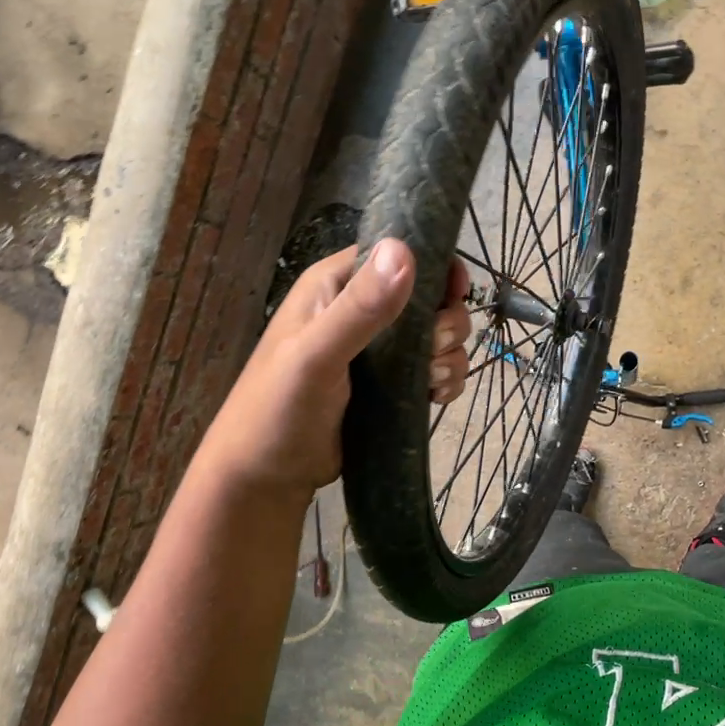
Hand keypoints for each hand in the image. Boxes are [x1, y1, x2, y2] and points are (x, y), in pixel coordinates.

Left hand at [198, 240, 471, 494]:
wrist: (268, 475)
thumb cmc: (278, 407)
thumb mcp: (317, 354)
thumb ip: (360, 307)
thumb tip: (403, 250)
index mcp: (336, 286)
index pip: (395, 255)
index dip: (433, 267)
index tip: (456, 292)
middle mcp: (362, 312)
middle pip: (430, 298)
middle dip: (447, 323)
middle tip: (435, 349)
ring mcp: (380, 352)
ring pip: (439, 338)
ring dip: (450, 357)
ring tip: (433, 383)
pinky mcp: (393, 387)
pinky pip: (436, 371)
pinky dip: (447, 381)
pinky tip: (437, 398)